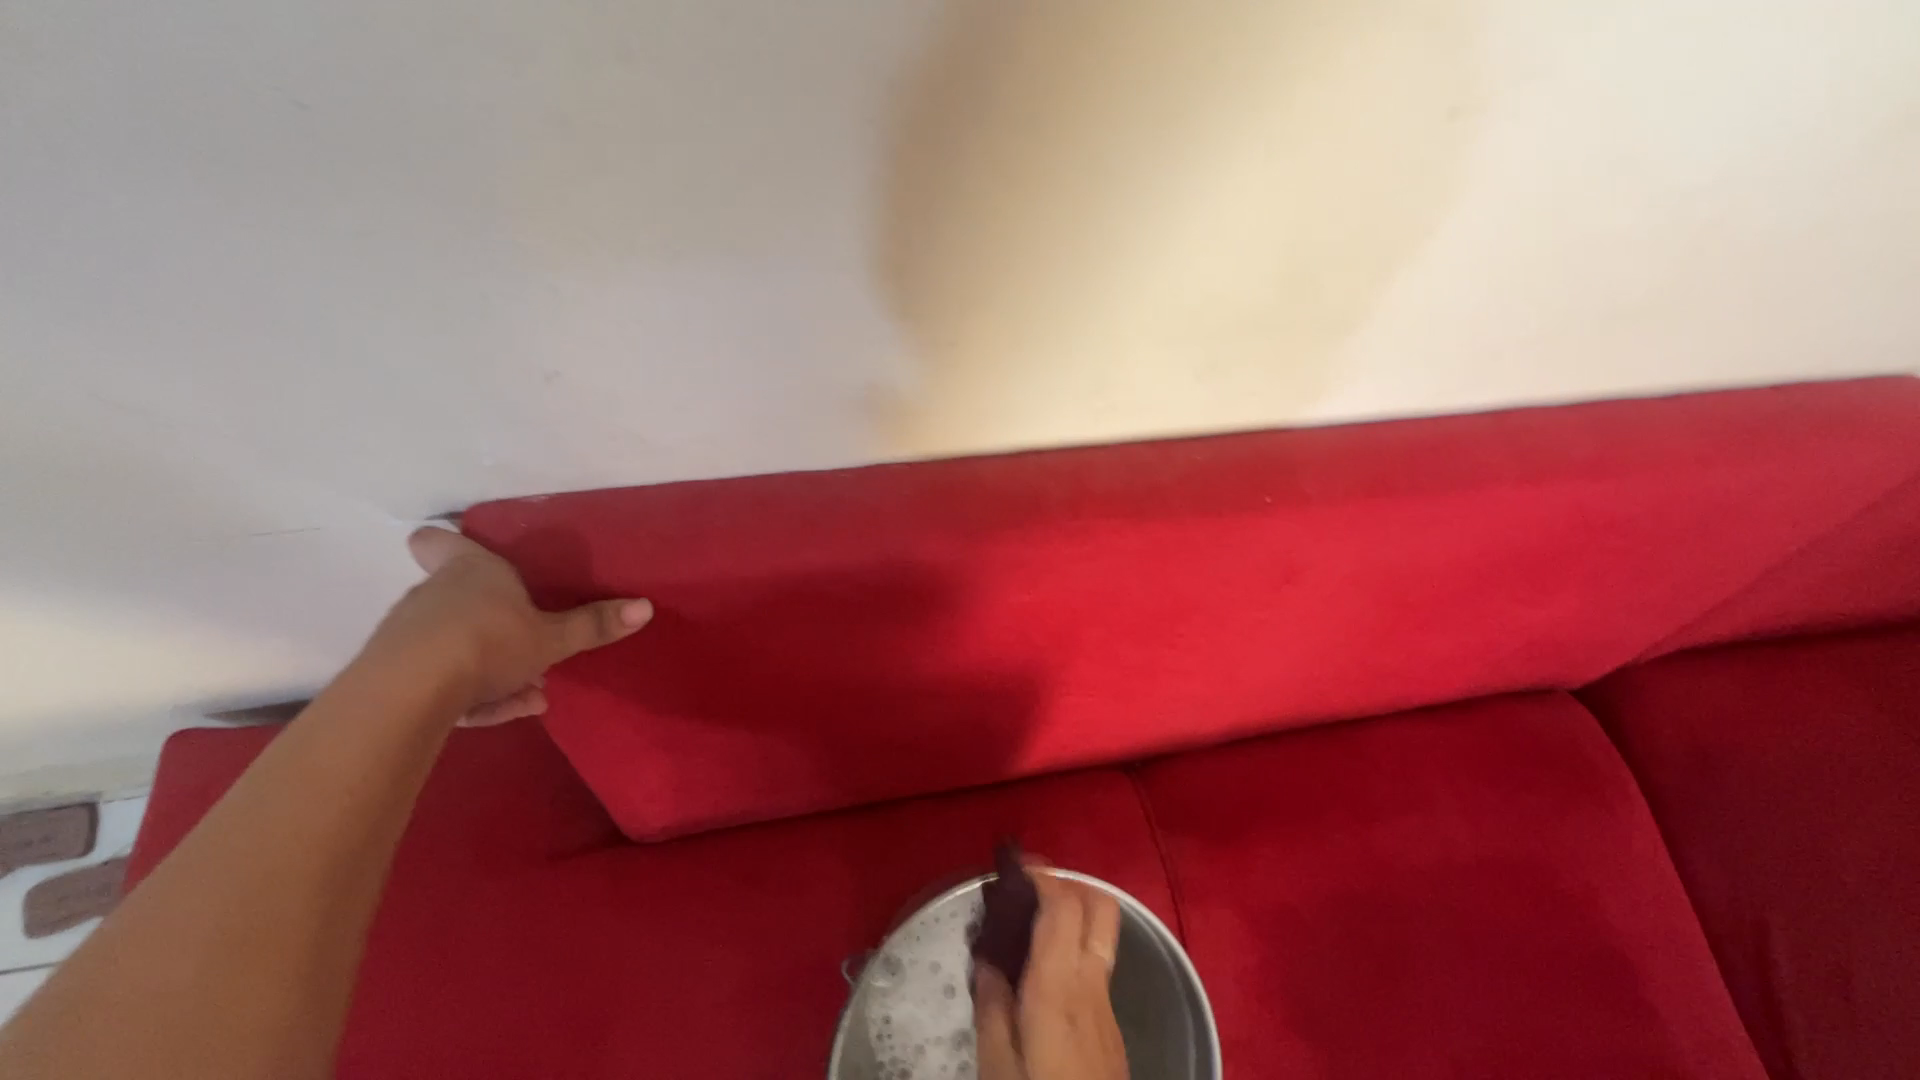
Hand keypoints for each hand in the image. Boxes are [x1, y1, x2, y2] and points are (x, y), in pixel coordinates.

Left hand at [357, 527, 652, 726]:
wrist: (409, 693)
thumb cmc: (488, 643)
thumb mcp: (553, 639)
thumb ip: (594, 625)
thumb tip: (646, 606)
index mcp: (472, 570)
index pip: (441, 540)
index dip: (445, 541)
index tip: (451, 547)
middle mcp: (434, 593)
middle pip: (461, 599)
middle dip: (497, 626)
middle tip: (532, 654)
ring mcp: (409, 632)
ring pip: (456, 644)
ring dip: (491, 669)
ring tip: (525, 697)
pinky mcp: (392, 672)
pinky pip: (440, 678)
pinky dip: (468, 694)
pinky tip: (493, 716)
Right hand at [974, 871, 1128, 1079]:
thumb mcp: (997, 1066)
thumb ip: (992, 1005)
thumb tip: (988, 960)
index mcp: (1058, 987)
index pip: (1063, 906)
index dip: (1043, 876)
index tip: (1015, 867)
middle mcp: (1091, 983)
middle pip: (1100, 907)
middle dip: (1069, 882)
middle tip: (1030, 887)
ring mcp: (1108, 1003)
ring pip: (1102, 934)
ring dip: (1074, 912)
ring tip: (1032, 921)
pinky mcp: (1112, 1023)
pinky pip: (1098, 963)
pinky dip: (1075, 945)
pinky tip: (1044, 967)